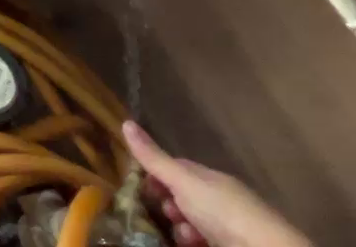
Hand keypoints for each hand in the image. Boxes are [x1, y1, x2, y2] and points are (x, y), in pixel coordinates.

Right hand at [122, 122, 311, 246]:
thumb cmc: (225, 213)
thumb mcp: (184, 182)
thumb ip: (155, 158)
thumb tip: (126, 122)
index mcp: (210, 179)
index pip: (176, 168)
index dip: (155, 174)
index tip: (142, 186)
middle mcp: (220, 200)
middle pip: (181, 198)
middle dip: (168, 206)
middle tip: (168, 214)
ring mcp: (228, 227)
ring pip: (190, 223)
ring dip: (180, 229)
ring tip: (185, 237)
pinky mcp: (229, 246)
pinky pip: (202, 241)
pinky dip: (192, 243)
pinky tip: (193, 245)